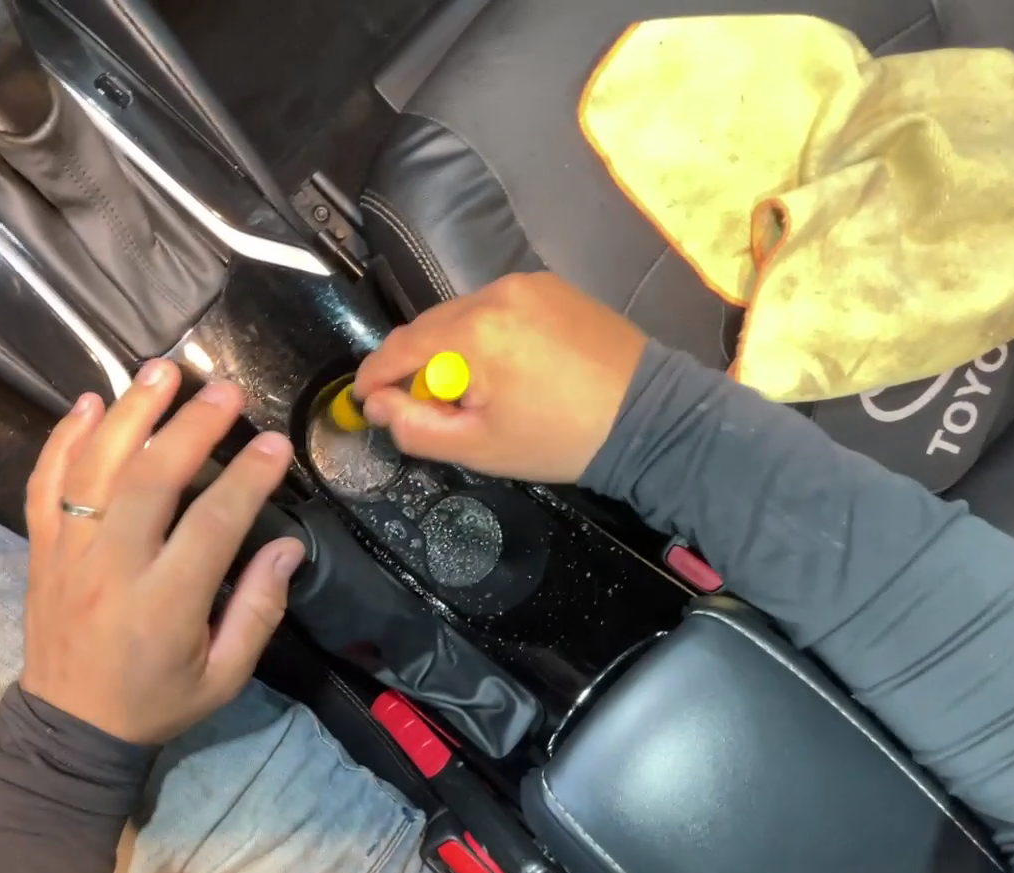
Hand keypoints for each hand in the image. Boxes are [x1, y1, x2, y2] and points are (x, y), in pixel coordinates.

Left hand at [20, 360, 305, 744]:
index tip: (275, 445)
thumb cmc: (155, 702)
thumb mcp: (223, 676)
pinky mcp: (40, 548)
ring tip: (160, 370)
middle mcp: (111, 569)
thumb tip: (288, 548)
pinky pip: (44, 483)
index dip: (248, 479)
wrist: (70, 728)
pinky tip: (88, 404)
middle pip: (151, 479)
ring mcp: (68, 553)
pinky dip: (63, 438)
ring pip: (94, 468)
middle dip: (192, 427)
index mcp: (164, 605)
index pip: (212, 524)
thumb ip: (258, 611)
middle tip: (226, 391)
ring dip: (129, 412)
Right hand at [353, 272, 648, 482]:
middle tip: (421, 406)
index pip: (398, 348)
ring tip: (466, 389)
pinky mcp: (550, 285)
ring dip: (446, 349)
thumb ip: (414, 426)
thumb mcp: (477, 448)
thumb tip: (375, 405)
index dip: (372, 376)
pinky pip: (492, 307)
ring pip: (458, 316)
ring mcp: (526, 284)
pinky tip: (499, 366)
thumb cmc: (558, 440)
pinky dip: (479, 334)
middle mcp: (494, 294)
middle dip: (412, 366)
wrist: (650, 418)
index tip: (363, 400)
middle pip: (426, 328)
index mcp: (472, 334)